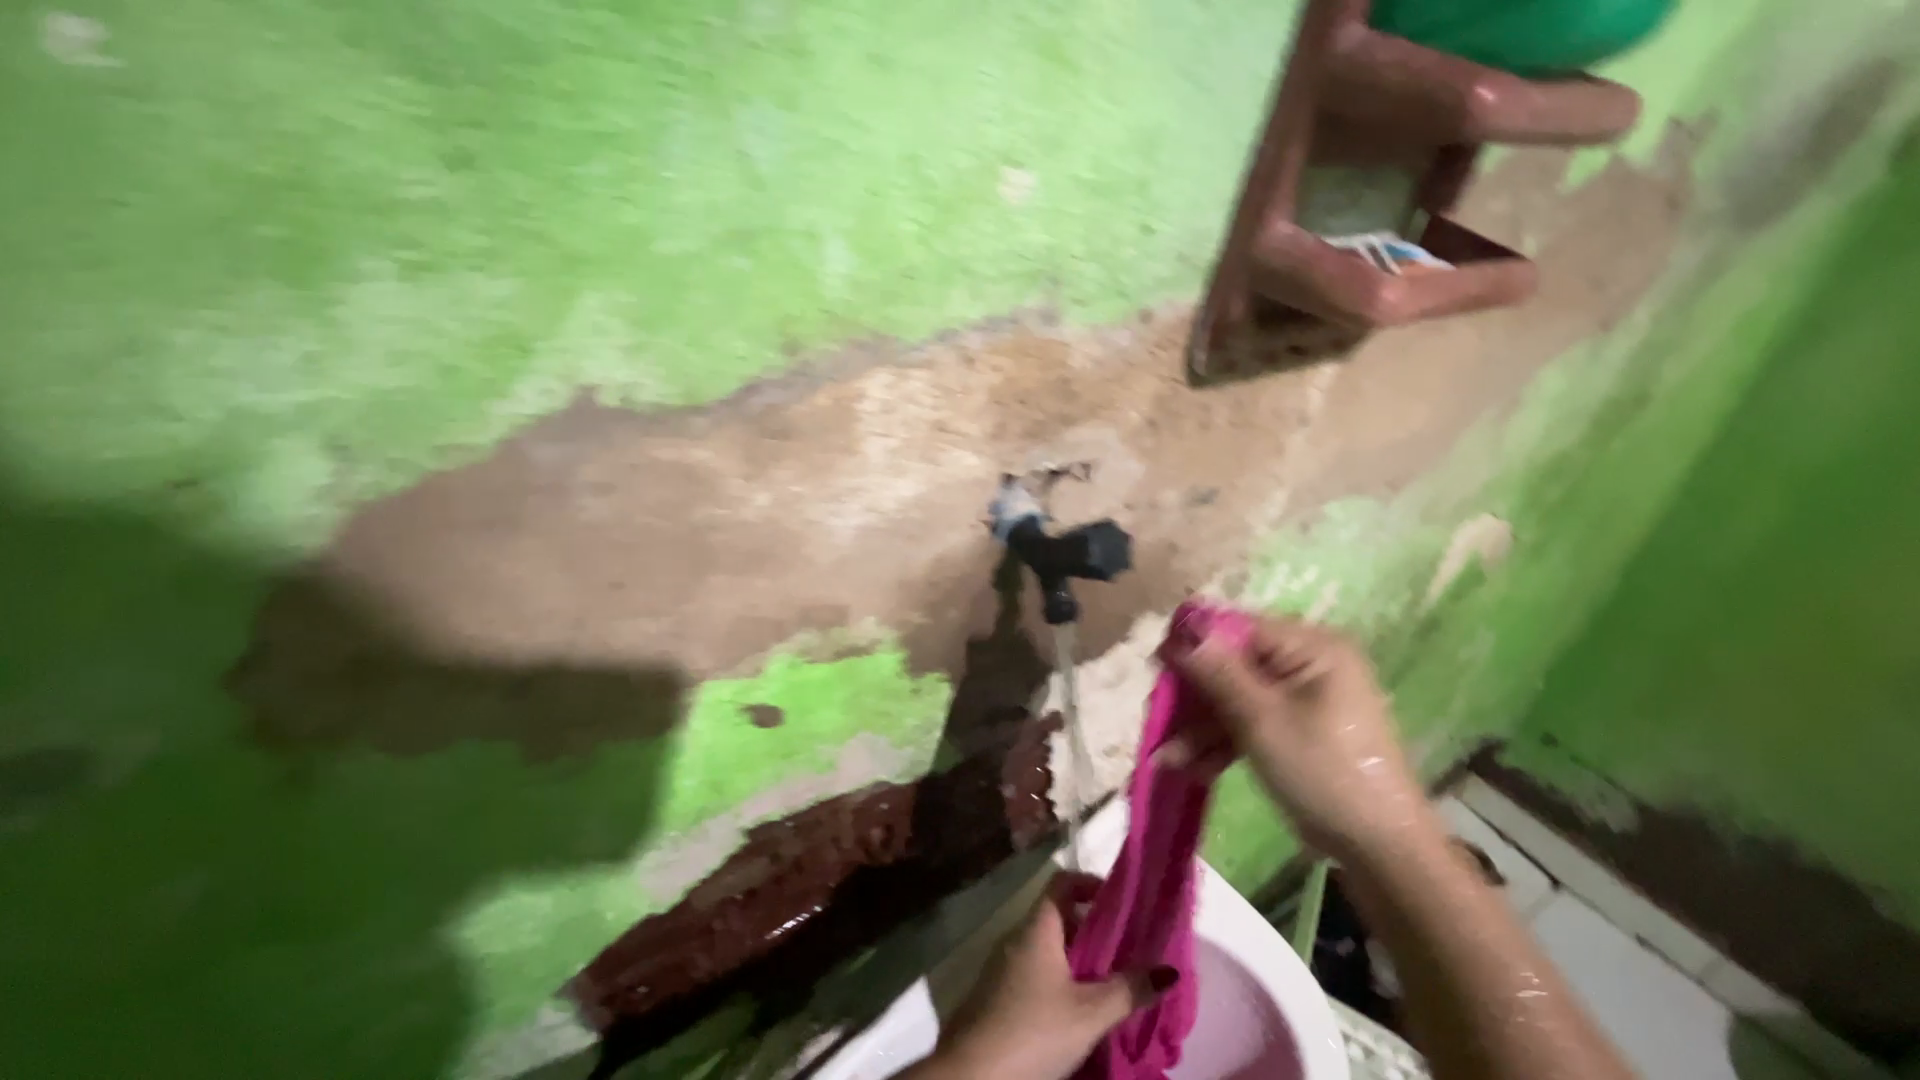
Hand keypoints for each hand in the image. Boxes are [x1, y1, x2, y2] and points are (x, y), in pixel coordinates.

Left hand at [914, 872, 1176, 1079]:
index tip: (1122, 904)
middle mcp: (1016, 939)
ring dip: (1079, 961)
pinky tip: (1080, 1011)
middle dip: (1094, 930)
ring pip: (1048, 950)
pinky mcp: (996, 997)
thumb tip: (1170, 970)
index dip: (1092, 884)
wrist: (970, 1076)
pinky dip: (1060, 982)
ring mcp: (1002, 968)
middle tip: (1129, 951)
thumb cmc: (1032, 1032)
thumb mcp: (1089, 1013)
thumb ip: (1129, 990)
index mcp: (1036, 929)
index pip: (1062, 883)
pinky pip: (1034, 974)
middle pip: (1059, 919)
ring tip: (1112, 984)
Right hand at [1159, 617, 1432, 864]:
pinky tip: (1192, 768)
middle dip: (1192, 696)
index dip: (1193, 645)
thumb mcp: (1262, 719)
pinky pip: (1249, 722)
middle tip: (1157, 719)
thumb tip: (1180, 628)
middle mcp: (1308, 662)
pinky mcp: (1296, 729)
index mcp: (1312, 646)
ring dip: (1200, 728)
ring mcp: (1303, 698)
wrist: (1378, 847)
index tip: (1156, 671)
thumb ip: (1218, 671)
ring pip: (1235, 698)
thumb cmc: (1323, 772)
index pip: (1238, 627)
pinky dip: (1222, 743)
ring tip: (1167, 760)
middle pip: (1232, 663)